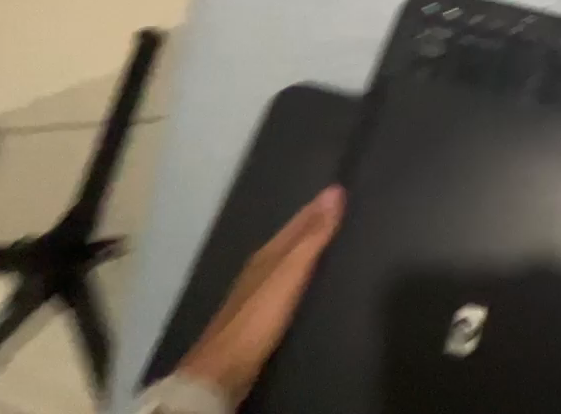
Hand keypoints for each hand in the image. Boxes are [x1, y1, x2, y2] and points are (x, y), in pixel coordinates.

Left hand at [176, 186, 345, 403]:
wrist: (220, 372)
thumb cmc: (259, 317)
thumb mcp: (290, 272)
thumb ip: (313, 236)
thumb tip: (333, 191)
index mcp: (268, 254)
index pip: (298, 221)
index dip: (318, 206)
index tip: (340, 188)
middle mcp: (261, 267)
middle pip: (291, 238)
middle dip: (313, 222)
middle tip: (340, 207)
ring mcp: (257, 292)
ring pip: (288, 259)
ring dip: (307, 246)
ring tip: (330, 238)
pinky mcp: (259, 316)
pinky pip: (287, 280)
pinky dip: (301, 270)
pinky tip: (308, 279)